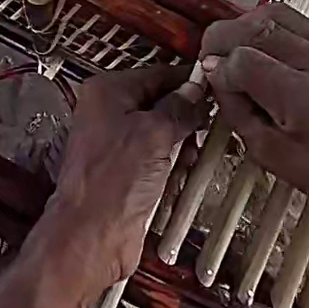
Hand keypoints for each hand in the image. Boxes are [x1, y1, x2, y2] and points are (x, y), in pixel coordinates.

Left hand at [39, 65, 206, 297]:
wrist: (93, 233)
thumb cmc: (110, 182)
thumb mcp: (154, 133)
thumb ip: (178, 108)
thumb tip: (195, 93)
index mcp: (106, 92)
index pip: (157, 74)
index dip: (187, 83)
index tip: (215, 91)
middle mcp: (107, 113)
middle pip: (161, 104)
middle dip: (184, 121)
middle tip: (200, 132)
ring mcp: (115, 143)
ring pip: (163, 134)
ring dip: (180, 147)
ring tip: (185, 160)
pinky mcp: (125, 170)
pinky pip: (158, 159)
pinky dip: (171, 167)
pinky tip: (176, 177)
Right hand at [199, 5, 308, 216]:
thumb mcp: (263, 149)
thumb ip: (234, 105)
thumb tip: (212, 69)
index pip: (246, 61)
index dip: (218, 66)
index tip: (209, 76)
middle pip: (258, 29)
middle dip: (222, 39)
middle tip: (210, 56)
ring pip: (275, 15)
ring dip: (243, 28)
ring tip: (232, 49)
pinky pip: (295, 21)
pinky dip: (267, 28)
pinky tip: (257, 47)